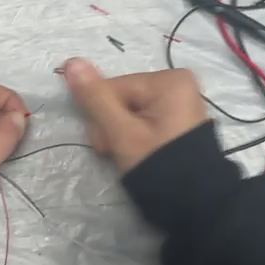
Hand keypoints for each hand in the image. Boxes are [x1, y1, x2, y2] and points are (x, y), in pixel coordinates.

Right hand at [63, 58, 207, 173]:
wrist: (193, 202)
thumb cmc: (157, 164)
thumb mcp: (122, 133)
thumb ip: (95, 99)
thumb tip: (71, 62)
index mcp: (168, 79)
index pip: (111, 88)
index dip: (101, 117)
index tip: (107, 145)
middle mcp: (177, 83)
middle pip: (120, 98)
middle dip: (111, 126)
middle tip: (119, 152)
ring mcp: (179, 101)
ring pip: (128, 110)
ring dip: (120, 133)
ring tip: (129, 155)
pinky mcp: (177, 118)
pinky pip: (143, 118)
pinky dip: (135, 135)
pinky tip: (138, 151)